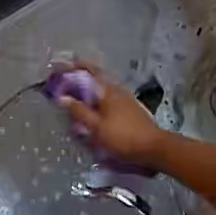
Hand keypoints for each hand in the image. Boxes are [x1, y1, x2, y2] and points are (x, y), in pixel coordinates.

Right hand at [53, 61, 170, 168]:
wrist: (154, 148)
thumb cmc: (123, 137)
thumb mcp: (97, 127)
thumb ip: (80, 112)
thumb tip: (63, 98)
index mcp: (108, 90)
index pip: (90, 71)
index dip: (76, 66)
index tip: (62, 68)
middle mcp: (118, 90)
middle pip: (96, 80)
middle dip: (80, 81)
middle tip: (65, 87)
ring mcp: (126, 100)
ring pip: (103, 92)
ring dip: (89, 94)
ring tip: (77, 102)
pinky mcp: (130, 110)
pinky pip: (109, 101)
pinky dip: (98, 104)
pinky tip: (94, 114)